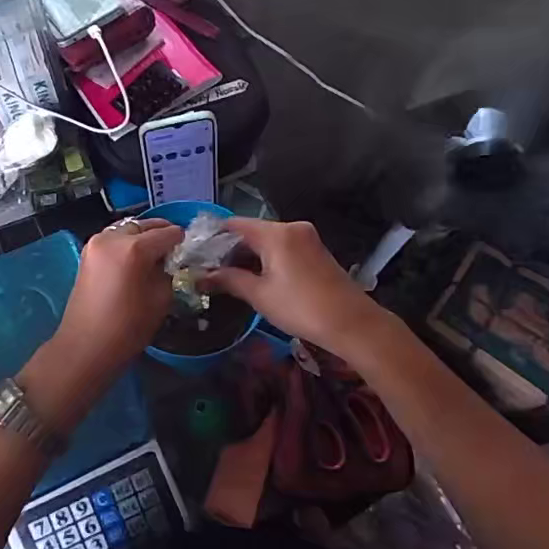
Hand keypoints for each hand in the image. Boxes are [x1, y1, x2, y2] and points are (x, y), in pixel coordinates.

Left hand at [22, 219, 182, 430]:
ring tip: (154, 257)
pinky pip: (113, 239)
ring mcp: (95, 243)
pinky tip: (135, 261)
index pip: (168, 233)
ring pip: (127, 229)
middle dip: (161, 235)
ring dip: (142, 237)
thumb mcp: (161, 299)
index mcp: (134, 248)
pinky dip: (126, 243)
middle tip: (173, 252)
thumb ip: (169, 273)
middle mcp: (112, 238)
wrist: (85, 347)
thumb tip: (171, 263)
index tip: (189, 253)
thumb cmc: (127, 328)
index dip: (182, 242)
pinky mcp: (86, 253)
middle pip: (145, 225)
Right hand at [202, 218, 393, 358]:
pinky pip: (281, 248)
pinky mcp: (315, 251)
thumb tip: (200, 277)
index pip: (234, 225)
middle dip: (229, 250)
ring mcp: (307, 239)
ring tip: (225, 277)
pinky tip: (253, 278)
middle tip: (207, 270)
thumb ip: (228, 280)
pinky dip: (265, 259)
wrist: (353, 324)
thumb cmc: (301, 307)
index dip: (212, 238)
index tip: (196, 255)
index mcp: (276, 233)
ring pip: (266, 241)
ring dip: (247, 256)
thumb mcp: (259, 295)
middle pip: (251, 231)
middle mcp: (292, 228)